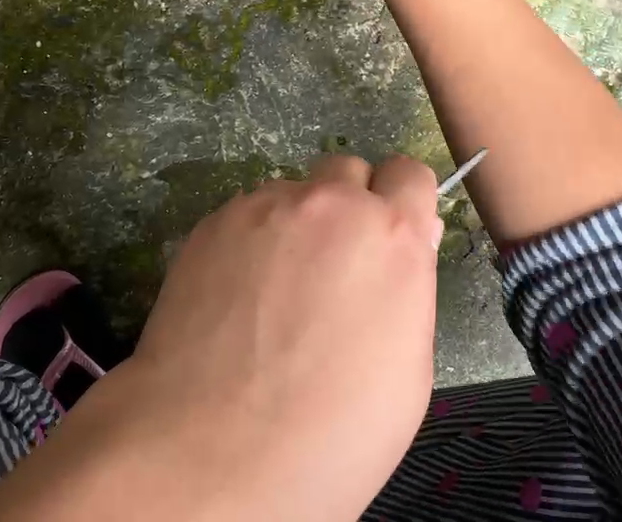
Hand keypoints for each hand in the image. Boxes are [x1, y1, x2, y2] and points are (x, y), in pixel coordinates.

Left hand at [0, 153, 441, 521]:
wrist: (215, 448)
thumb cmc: (333, 432)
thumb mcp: (408, 369)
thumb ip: (407, 286)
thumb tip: (403, 246)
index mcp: (392, 236)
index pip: (409, 174)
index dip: (402, 203)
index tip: (391, 235)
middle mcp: (329, 205)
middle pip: (347, 172)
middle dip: (347, 207)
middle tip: (331, 265)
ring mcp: (264, 208)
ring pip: (291, 194)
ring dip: (294, 225)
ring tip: (273, 291)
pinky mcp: (212, 222)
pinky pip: (245, 216)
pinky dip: (248, 242)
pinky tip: (235, 297)